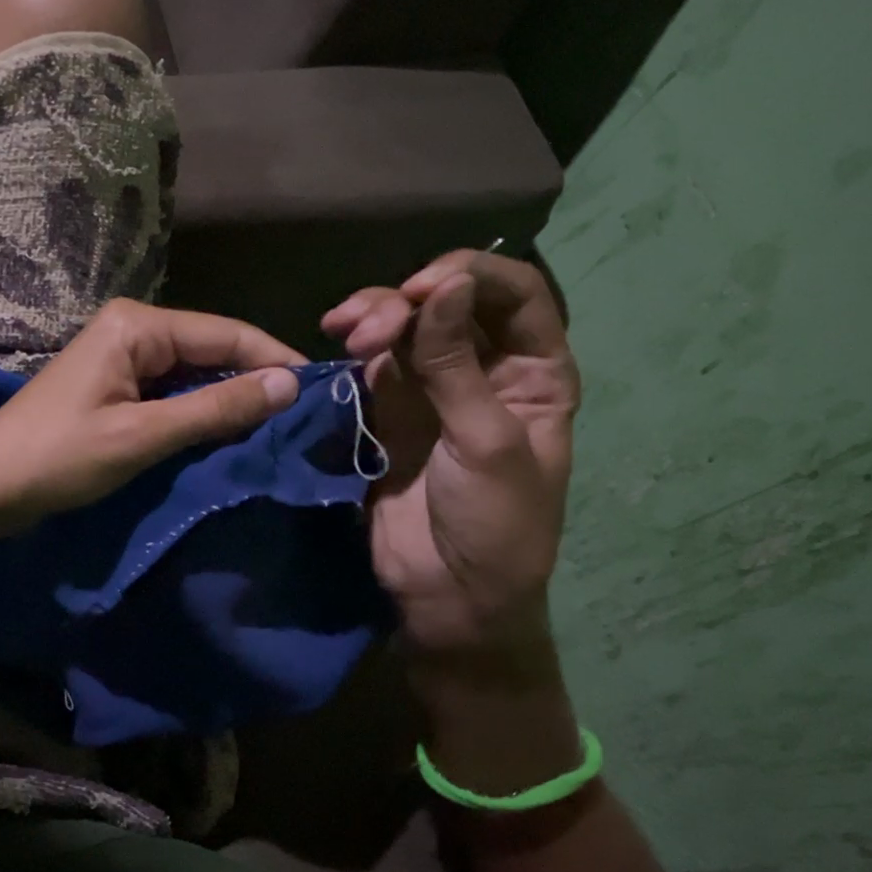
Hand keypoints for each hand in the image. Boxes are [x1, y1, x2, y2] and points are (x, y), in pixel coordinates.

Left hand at [0, 299, 304, 533]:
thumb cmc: (57, 459)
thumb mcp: (141, 436)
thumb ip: (214, 409)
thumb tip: (289, 384)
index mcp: (136, 325)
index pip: (226, 334)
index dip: (274, 362)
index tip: (323, 393)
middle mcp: (130, 328)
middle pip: (210, 349)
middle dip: (253, 382)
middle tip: (304, 420)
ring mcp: (118, 357)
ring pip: (191, 373)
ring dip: (226, 400)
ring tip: (274, 431)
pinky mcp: (110, 386)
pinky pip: (167, 392)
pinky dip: (195, 412)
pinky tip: (223, 435)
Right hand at [322, 251, 580, 653]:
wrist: (449, 593)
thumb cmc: (495, 521)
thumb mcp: (484, 441)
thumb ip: (455, 364)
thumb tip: (440, 286)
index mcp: (536, 372)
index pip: (514, 295)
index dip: (469, 277)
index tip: (421, 287)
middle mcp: (487, 370)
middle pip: (450, 303)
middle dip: (408, 300)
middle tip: (367, 324)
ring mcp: (433, 390)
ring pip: (405, 328)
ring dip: (374, 317)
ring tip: (344, 330)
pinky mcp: (388, 413)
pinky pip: (374, 365)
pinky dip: (355, 348)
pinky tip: (336, 343)